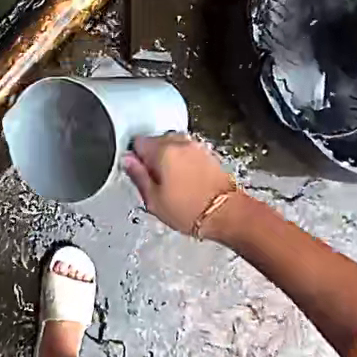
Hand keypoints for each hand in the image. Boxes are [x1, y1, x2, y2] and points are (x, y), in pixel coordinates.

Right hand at [122, 133, 242, 238]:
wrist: (228, 215)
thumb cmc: (192, 210)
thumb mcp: (153, 200)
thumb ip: (137, 176)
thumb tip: (127, 162)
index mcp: (163, 151)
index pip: (138, 142)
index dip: (135, 158)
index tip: (138, 173)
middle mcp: (181, 144)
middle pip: (156, 141)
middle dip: (153, 158)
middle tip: (156, 182)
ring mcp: (197, 148)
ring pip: (173, 146)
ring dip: (169, 159)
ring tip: (173, 184)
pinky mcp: (210, 155)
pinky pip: (189, 153)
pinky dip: (185, 163)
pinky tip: (187, 182)